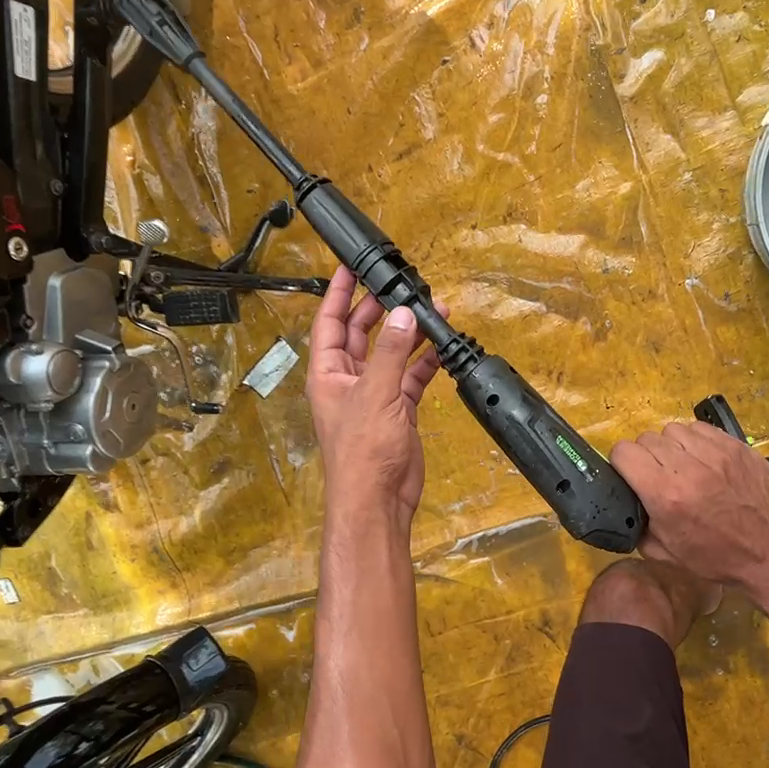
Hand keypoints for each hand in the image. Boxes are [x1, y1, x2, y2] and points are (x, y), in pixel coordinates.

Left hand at [307, 267, 443, 525]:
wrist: (379, 500)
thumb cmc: (363, 452)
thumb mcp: (376, 394)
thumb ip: (392, 352)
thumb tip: (402, 314)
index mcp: (328, 373)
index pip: (329, 321)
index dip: (339, 293)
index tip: (351, 267)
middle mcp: (348, 380)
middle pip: (361, 333)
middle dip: (380, 309)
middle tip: (401, 285)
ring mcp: (374, 395)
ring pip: (390, 353)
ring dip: (408, 333)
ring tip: (432, 311)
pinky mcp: (397, 409)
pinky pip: (410, 376)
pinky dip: (424, 361)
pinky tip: (440, 347)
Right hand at [610, 421, 768, 589]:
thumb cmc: (717, 558)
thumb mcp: (665, 553)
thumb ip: (637, 524)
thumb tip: (625, 502)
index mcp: (666, 495)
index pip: (624, 452)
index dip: (623, 463)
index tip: (631, 475)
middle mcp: (688, 468)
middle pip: (647, 439)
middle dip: (647, 456)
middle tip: (660, 476)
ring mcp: (716, 453)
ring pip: (673, 429)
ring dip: (672, 446)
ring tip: (683, 466)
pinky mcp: (736, 446)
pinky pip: (701, 429)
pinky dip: (696, 441)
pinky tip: (703, 460)